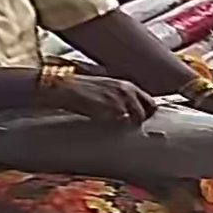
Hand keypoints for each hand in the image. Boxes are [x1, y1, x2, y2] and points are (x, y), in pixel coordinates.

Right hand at [36, 74, 155, 123]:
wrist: (62, 86)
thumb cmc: (82, 89)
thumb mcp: (108, 87)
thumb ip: (123, 97)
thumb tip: (133, 111)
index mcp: (128, 86)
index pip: (150, 103)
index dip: (147, 113)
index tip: (141, 120)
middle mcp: (126, 92)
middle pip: (144, 114)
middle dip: (138, 121)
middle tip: (127, 126)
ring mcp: (119, 101)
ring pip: (133, 121)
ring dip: (126, 125)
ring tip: (112, 124)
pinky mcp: (109, 110)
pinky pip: (118, 124)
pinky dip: (113, 126)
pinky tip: (103, 122)